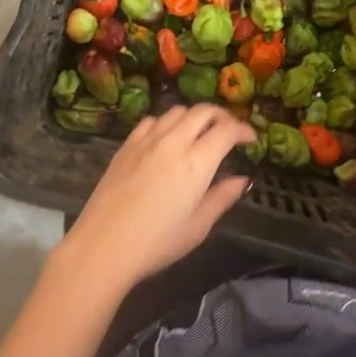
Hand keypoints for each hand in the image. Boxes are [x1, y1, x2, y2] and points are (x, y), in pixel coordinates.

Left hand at [56, 104, 255, 291]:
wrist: (104, 246)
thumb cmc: (157, 243)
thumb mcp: (198, 226)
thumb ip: (222, 197)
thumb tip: (243, 180)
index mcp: (197, 162)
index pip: (227, 130)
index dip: (243, 129)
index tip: (251, 138)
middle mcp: (174, 141)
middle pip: (203, 111)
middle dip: (222, 116)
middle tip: (230, 131)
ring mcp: (147, 140)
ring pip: (177, 110)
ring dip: (195, 116)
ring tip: (200, 132)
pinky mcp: (127, 145)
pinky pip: (152, 120)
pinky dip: (167, 122)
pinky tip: (167, 137)